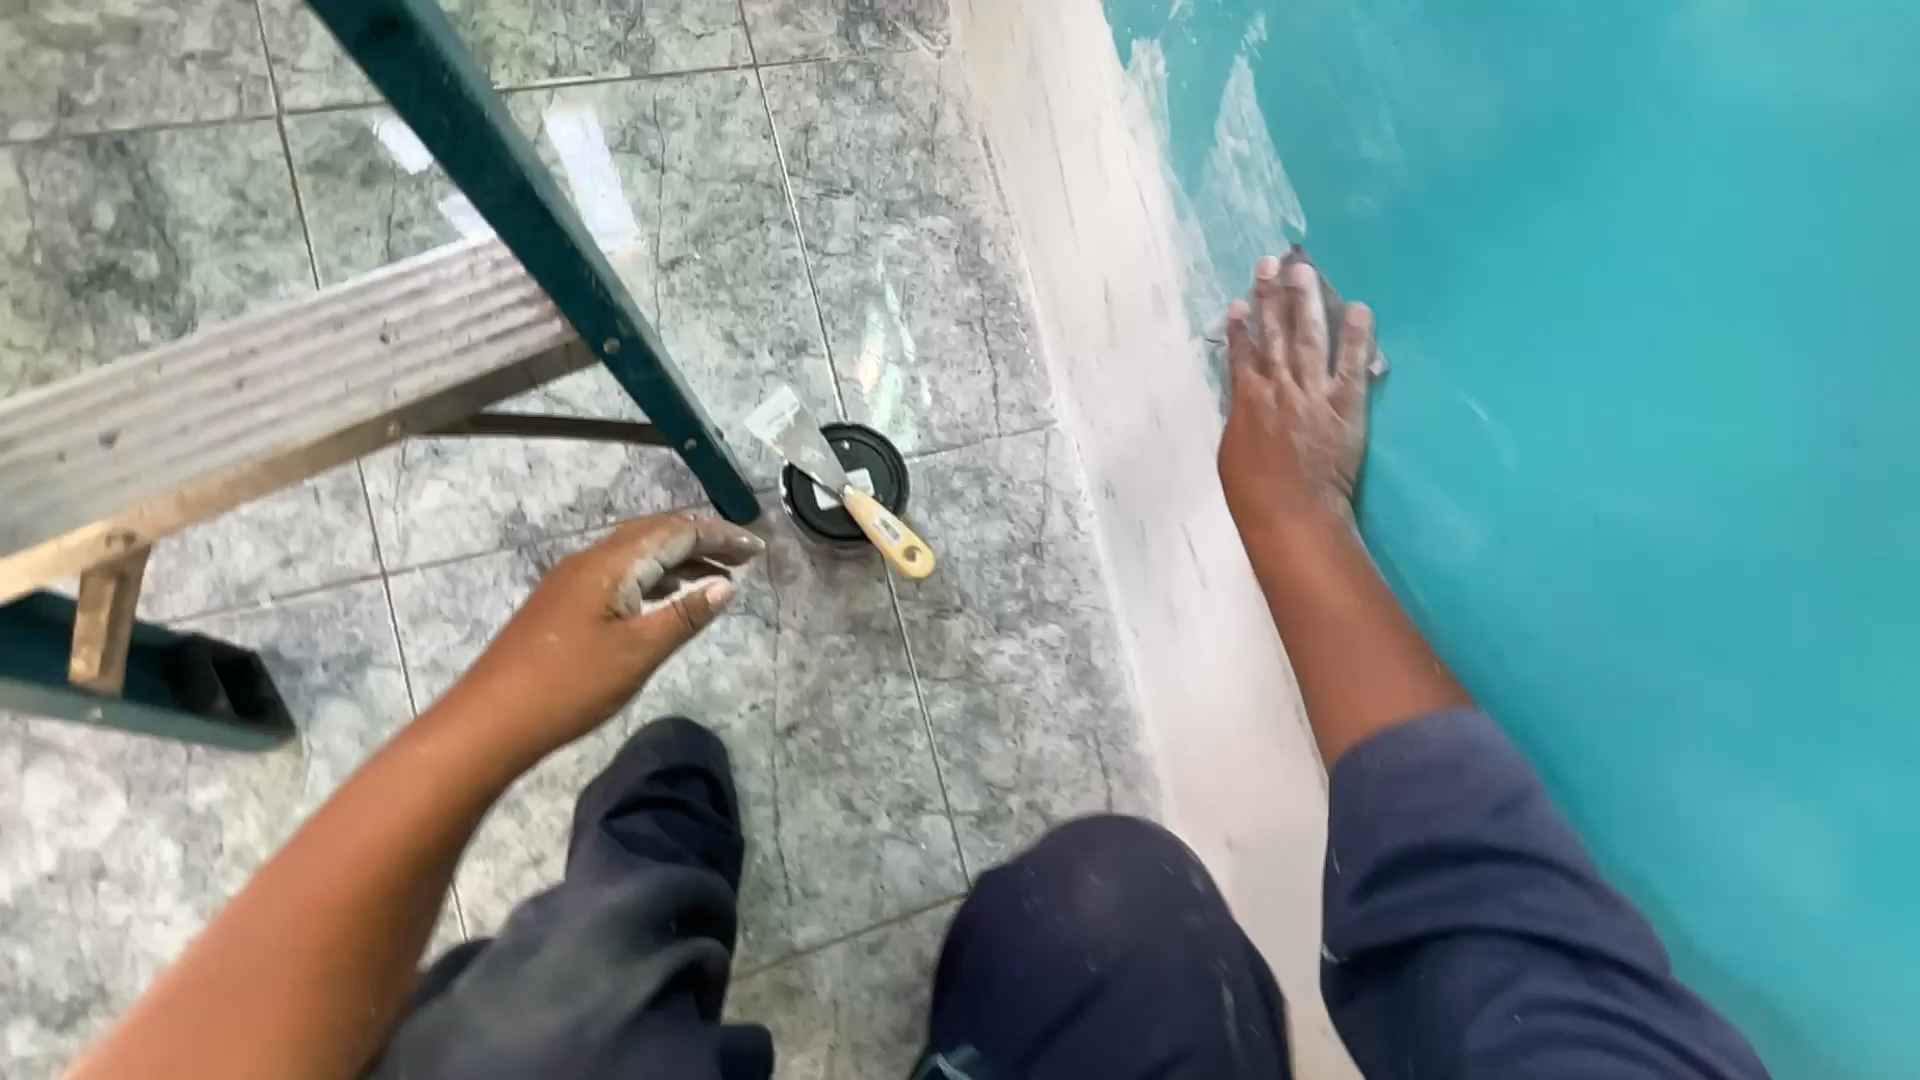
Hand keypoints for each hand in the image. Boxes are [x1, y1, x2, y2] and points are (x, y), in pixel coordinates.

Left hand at [438, 513, 765, 760]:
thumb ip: (686, 615)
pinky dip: (656, 575)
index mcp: (610, 565)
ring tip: (718, 575)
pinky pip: (622, 572)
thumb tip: (727, 585)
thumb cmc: (570, 686)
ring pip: (637, 552)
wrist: (488, 723)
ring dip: (680, 557)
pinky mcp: (566, 603)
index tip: (757, 548)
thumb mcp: (639, 652)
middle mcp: (590, 561)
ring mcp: (574, 581)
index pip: (676, 532)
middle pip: (655, 532)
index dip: (720, 535)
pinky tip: (670, 595)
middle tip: (744, 557)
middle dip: (703, 539)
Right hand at [1218, 253, 1377, 537]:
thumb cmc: (1252, 492)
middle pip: (1274, 334)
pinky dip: (1356, 336)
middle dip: (1270, 297)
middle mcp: (1279, 387)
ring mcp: (1314, 393)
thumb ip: (1238, 417)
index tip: (1237, 302)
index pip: (1241, 355)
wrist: (1293, 513)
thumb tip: (1244, 398)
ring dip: (1305, 302)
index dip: (1239, 328)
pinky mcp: (1345, 406)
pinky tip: (1357, 308)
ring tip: (1303, 271)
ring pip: (1309, 338)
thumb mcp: (1230, 450)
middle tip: (1269, 264)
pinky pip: (1352, 365)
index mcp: (1247, 400)